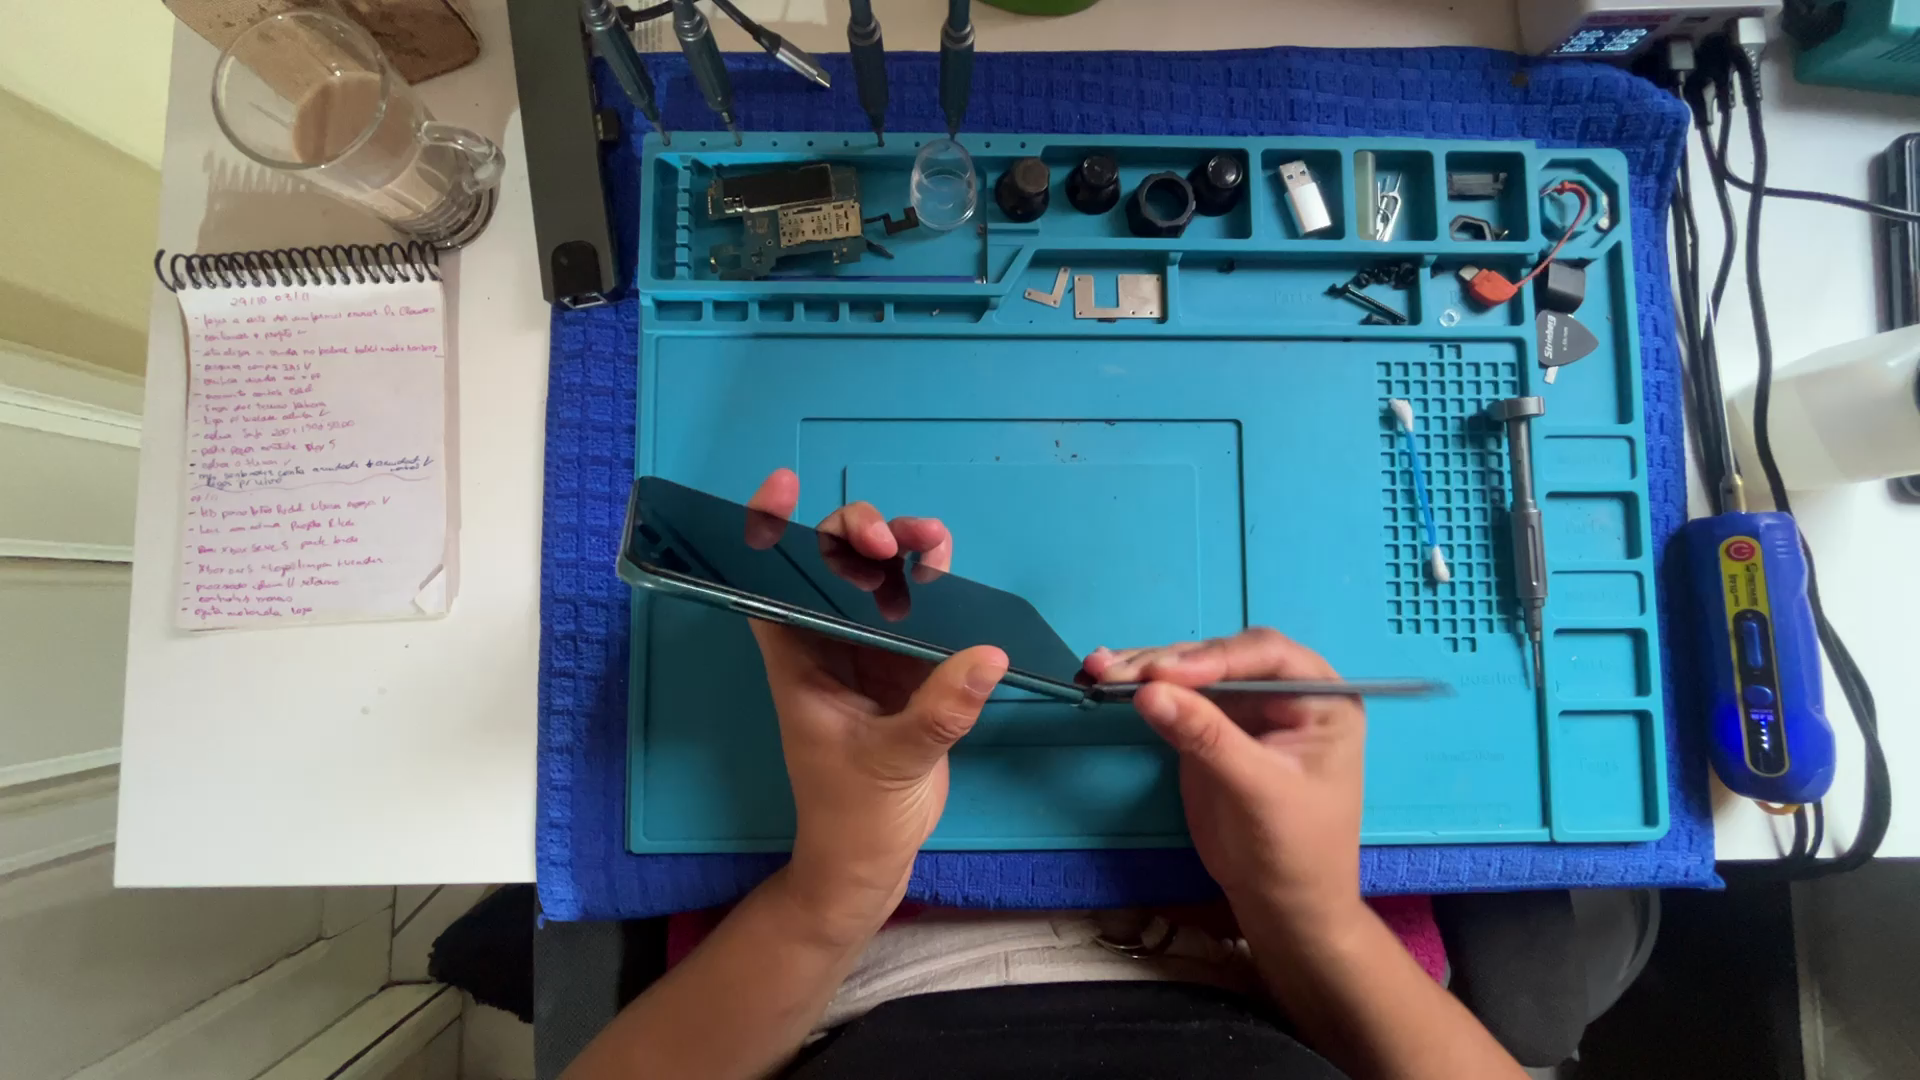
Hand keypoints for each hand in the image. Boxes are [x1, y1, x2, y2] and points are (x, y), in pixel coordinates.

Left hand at [744, 469, 1007, 938]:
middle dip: (854, 534)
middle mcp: (829, 643)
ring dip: (900, 548)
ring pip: (875, 577)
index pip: (765, 583)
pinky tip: (945, 573)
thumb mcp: (892, 763)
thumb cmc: (854, 813)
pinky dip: (930, 583)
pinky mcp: (906, 664)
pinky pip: (915, 606)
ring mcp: (869, 650)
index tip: (783, 488)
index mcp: (799, 660)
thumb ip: (938, 710)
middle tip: (889, 542)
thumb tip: (990, 655)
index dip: (764, 531)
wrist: (872, 856)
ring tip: (933, 543)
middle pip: (829, 565)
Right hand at [1084, 629, 1368, 944]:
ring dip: (1140, 668)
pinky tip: (1103, 678)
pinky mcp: (1207, 721)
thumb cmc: (1293, 849)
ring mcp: (1241, 704)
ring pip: (1187, 670)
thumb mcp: (1257, 790)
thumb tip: (1148, 691)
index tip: (1163, 673)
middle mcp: (1280, 690)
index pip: (1265, 656)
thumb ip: (1207, 737)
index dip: (1214, 657)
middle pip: (1217, 656)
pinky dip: (1137, 688)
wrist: (1281, 903)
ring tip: (1095, 668)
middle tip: (1113, 671)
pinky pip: (1170, 694)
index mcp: (1319, 697)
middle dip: (1164, 662)